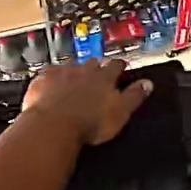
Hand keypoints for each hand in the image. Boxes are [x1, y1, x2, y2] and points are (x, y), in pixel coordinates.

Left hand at [21, 59, 153, 145]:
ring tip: (73, 77)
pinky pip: (47, 75)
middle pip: (92, 63)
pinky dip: (50, 79)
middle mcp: (83, 71)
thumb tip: (148, 83)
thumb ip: (135, 96)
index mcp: (104, 78)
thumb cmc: (90, 122)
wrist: (54, 125)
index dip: (119, 65)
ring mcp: (61, 74)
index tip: (122, 65)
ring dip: (73, 71)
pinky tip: (48, 84)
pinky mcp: (42, 81)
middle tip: (97, 70)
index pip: (115, 66)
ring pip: (69, 67)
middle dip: (96, 66)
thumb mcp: (120, 112)